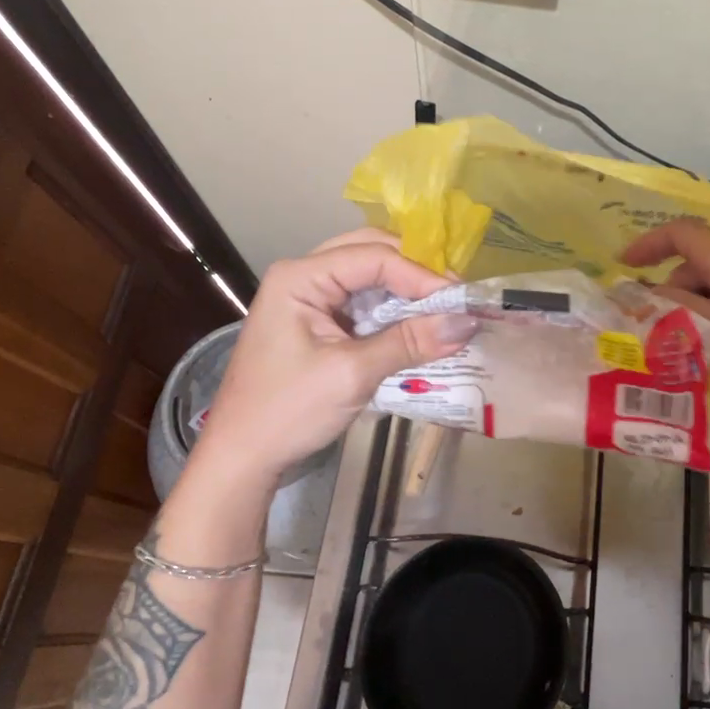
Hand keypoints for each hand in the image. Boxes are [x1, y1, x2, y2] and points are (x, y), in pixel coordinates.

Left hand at [194, 230, 477, 485]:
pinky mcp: (317, 321)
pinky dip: (392, 308)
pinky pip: (363, 300)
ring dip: (405, 289)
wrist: (242, 457)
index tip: (461, 300)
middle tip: (455, 296)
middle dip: (415, 271)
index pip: (373, 257)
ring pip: (369, 274)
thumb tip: (468, 321)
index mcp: (300, 277)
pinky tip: (418, 323)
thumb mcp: (352, 374)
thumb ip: (409, 342)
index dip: (421, 274)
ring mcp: (308, 297)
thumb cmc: (288, 411)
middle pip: (370, 252)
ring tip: (444, 308)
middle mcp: (303, 276)